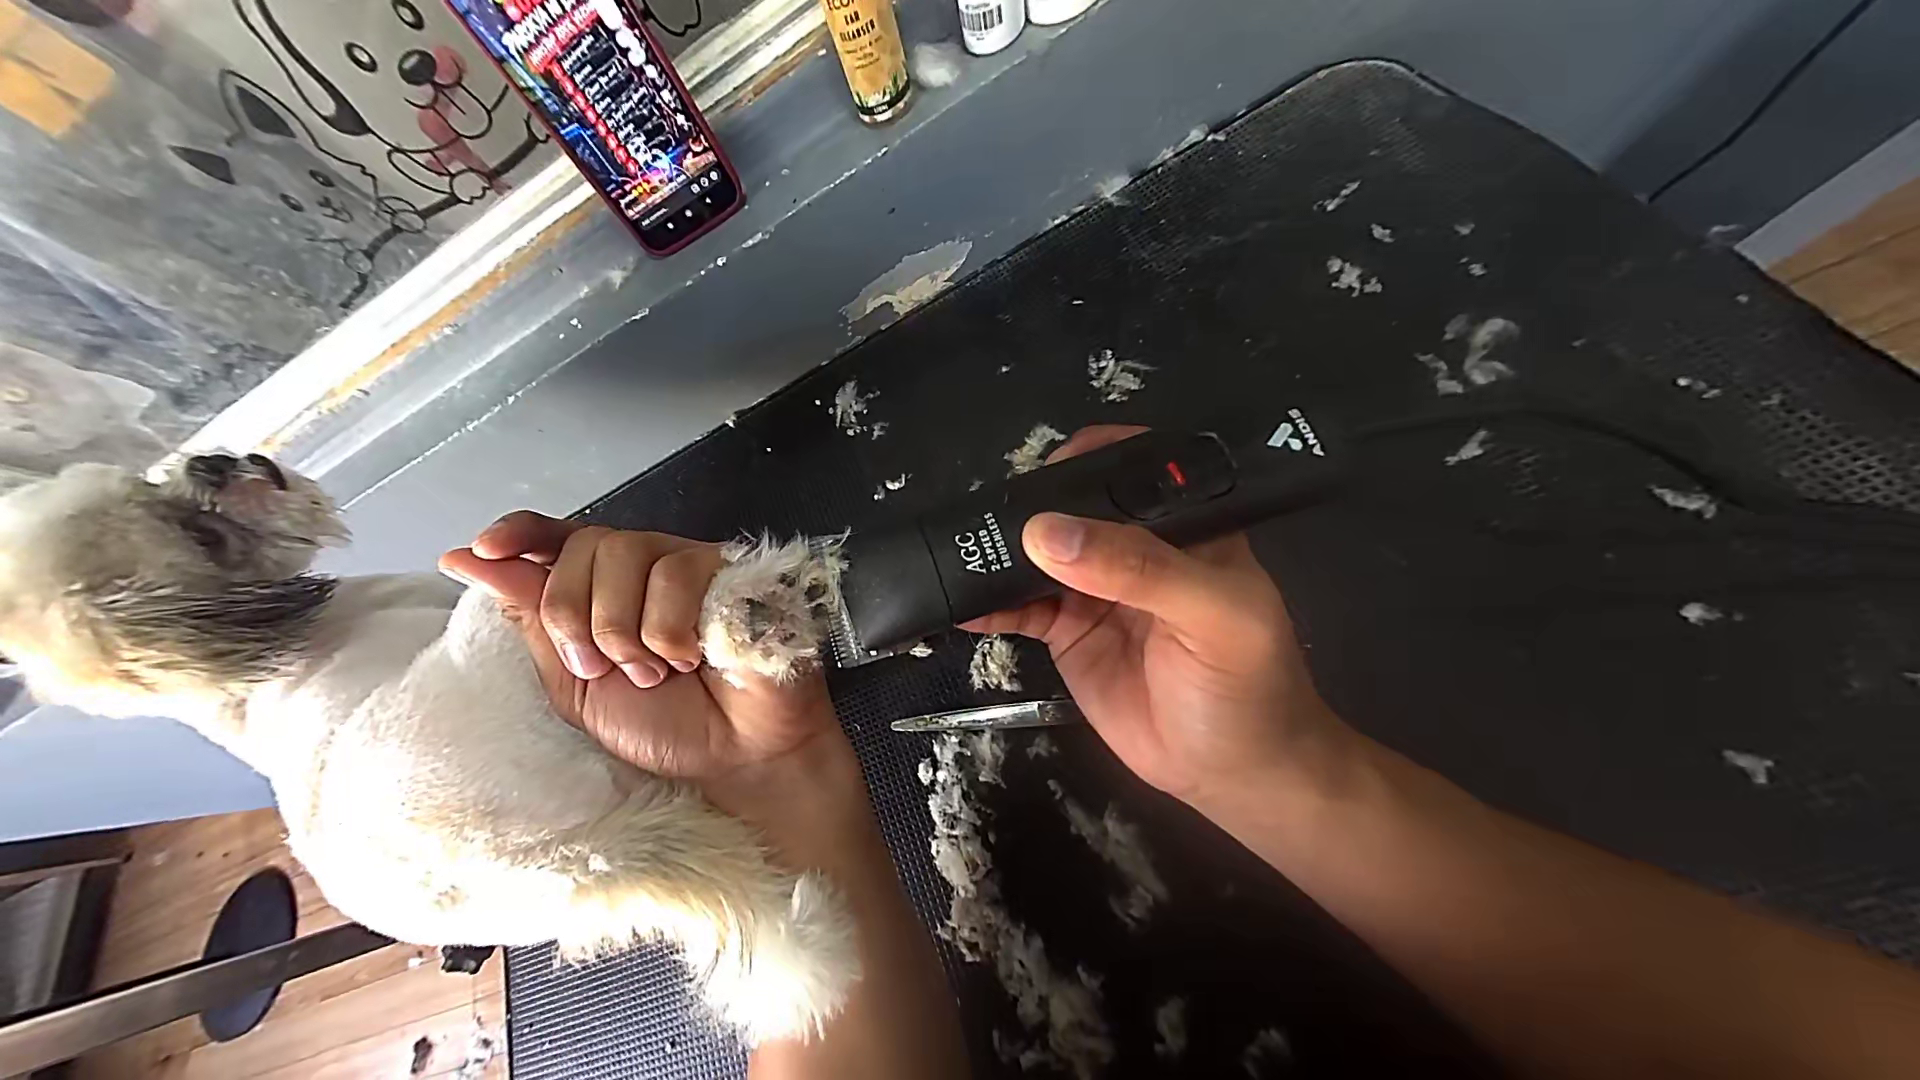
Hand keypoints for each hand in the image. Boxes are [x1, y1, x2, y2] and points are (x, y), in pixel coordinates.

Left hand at [439, 513, 846, 825]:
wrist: (735, 753)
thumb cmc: (662, 725)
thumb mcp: (576, 683)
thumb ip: (534, 620)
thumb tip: (469, 559)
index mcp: (608, 591)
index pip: (562, 537)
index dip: (523, 532)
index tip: (486, 549)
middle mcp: (649, 567)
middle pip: (586, 547)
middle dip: (577, 617)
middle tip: (605, 669)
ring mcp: (691, 564)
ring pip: (627, 554)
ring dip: (625, 631)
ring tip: (657, 671)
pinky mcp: (730, 569)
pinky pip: (676, 572)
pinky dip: (667, 629)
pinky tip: (691, 657)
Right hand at [965, 426, 1349, 809]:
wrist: (1229, 771)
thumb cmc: (1246, 684)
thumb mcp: (1212, 615)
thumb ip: (1139, 568)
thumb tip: (1047, 534)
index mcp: (1181, 526)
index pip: (1131, 468)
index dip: (1088, 457)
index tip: (1042, 471)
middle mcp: (1133, 549)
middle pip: (1072, 508)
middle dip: (1029, 505)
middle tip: (984, 514)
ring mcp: (1094, 590)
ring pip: (1038, 556)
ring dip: (1001, 553)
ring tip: (961, 552)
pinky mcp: (1067, 631)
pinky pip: (1021, 608)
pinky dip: (990, 605)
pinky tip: (965, 607)